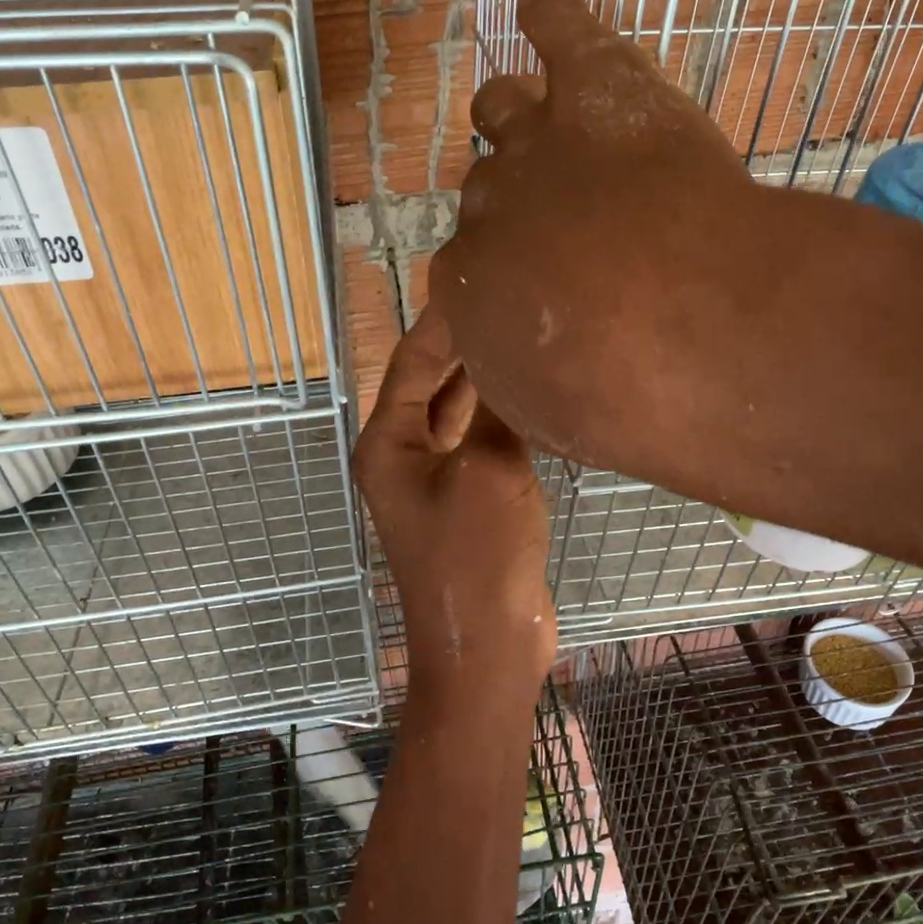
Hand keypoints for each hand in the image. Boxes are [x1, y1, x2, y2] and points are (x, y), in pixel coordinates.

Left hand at [353, 305, 555, 689]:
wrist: (488, 647)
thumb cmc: (476, 557)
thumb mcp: (490, 472)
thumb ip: (500, 410)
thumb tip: (516, 357)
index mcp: (387, 444)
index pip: (411, 362)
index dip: (441, 320)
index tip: (473, 276)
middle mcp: (403, 457)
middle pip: (430, 384)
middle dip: (463, 345)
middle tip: (505, 299)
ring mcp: (435, 483)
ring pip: (458, 415)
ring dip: (484, 381)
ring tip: (522, 335)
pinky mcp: (468, 504)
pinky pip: (481, 446)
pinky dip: (502, 419)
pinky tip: (534, 395)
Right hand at [431, 0, 773, 477]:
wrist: (675, 333)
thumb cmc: (617, 399)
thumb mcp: (556, 416)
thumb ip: (535, 384)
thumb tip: (541, 374)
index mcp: (469, 295)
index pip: (468, 268)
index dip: (505, 273)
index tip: (537, 287)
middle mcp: (488, 212)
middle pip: (486, 187)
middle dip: (512, 199)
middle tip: (555, 215)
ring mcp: (537, 146)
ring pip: (504, 110)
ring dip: (515, 113)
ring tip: (531, 110)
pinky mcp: (595, 89)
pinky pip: (561, 26)